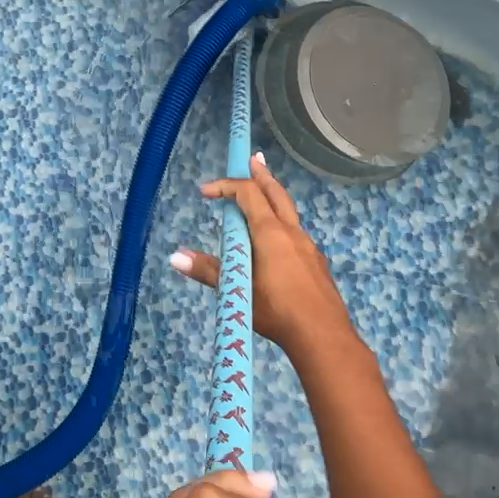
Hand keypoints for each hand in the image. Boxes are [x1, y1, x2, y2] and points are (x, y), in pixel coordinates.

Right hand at [170, 152, 352, 351]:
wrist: (324, 337)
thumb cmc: (277, 310)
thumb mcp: (238, 289)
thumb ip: (208, 271)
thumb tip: (175, 257)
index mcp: (270, 232)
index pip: (248, 194)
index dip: (227, 186)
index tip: (207, 192)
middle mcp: (291, 233)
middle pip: (276, 194)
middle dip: (262, 175)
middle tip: (253, 160)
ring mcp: (308, 247)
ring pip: (289, 212)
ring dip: (273, 198)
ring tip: (262, 196)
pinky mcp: (316, 264)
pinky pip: (295, 232)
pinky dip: (282, 222)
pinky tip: (277, 239)